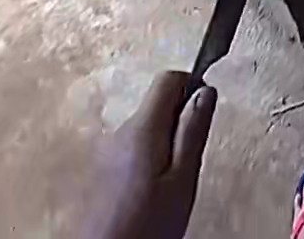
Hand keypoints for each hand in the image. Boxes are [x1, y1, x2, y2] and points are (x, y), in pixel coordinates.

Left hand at [86, 70, 217, 238]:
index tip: (202, 115)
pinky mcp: (97, 177)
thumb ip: (193, 131)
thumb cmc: (146, 227)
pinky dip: (146, 161)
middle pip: (157, 105)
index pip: (169, 79)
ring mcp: (104, 156)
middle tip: (188, 160)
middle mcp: (118, 134)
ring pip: (146, 129)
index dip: (192, 86)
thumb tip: (206, 90)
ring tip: (170, 183)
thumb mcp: (182, 179)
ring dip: (163, 144)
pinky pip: (131, 151)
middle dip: (178, 122)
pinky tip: (150, 194)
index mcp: (142, 129)